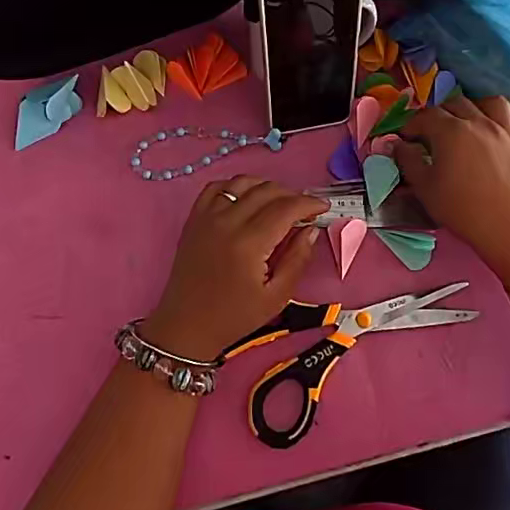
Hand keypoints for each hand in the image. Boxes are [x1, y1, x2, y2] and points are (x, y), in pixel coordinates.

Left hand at [143, 176, 327, 361]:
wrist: (187, 326)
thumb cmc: (234, 317)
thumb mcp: (276, 297)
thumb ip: (298, 259)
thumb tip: (311, 230)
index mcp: (249, 243)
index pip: (286, 208)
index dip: (309, 203)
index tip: (322, 208)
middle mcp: (227, 223)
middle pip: (267, 191)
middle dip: (293, 195)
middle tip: (304, 210)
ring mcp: (207, 218)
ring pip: (243, 183)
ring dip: (266, 187)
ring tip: (279, 202)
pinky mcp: (194, 219)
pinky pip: (216, 188)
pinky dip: (236, 186)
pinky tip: (247, 198)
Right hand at [395, 96, 509, 292]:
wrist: (509, 226)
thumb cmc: (462, 209)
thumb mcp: (425, 188)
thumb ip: (408, 161)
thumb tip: (398, 145)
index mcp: (450, 131)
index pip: (426, 116)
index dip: (412, 124)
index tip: (406, 137)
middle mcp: (478, 122)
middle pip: (456, 103)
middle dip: (440, 113)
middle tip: (433, 132)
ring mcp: (505, 130)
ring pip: (490, 102)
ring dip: (476, 106)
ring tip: (469, 121)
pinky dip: (505, 120)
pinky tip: (498, 132)